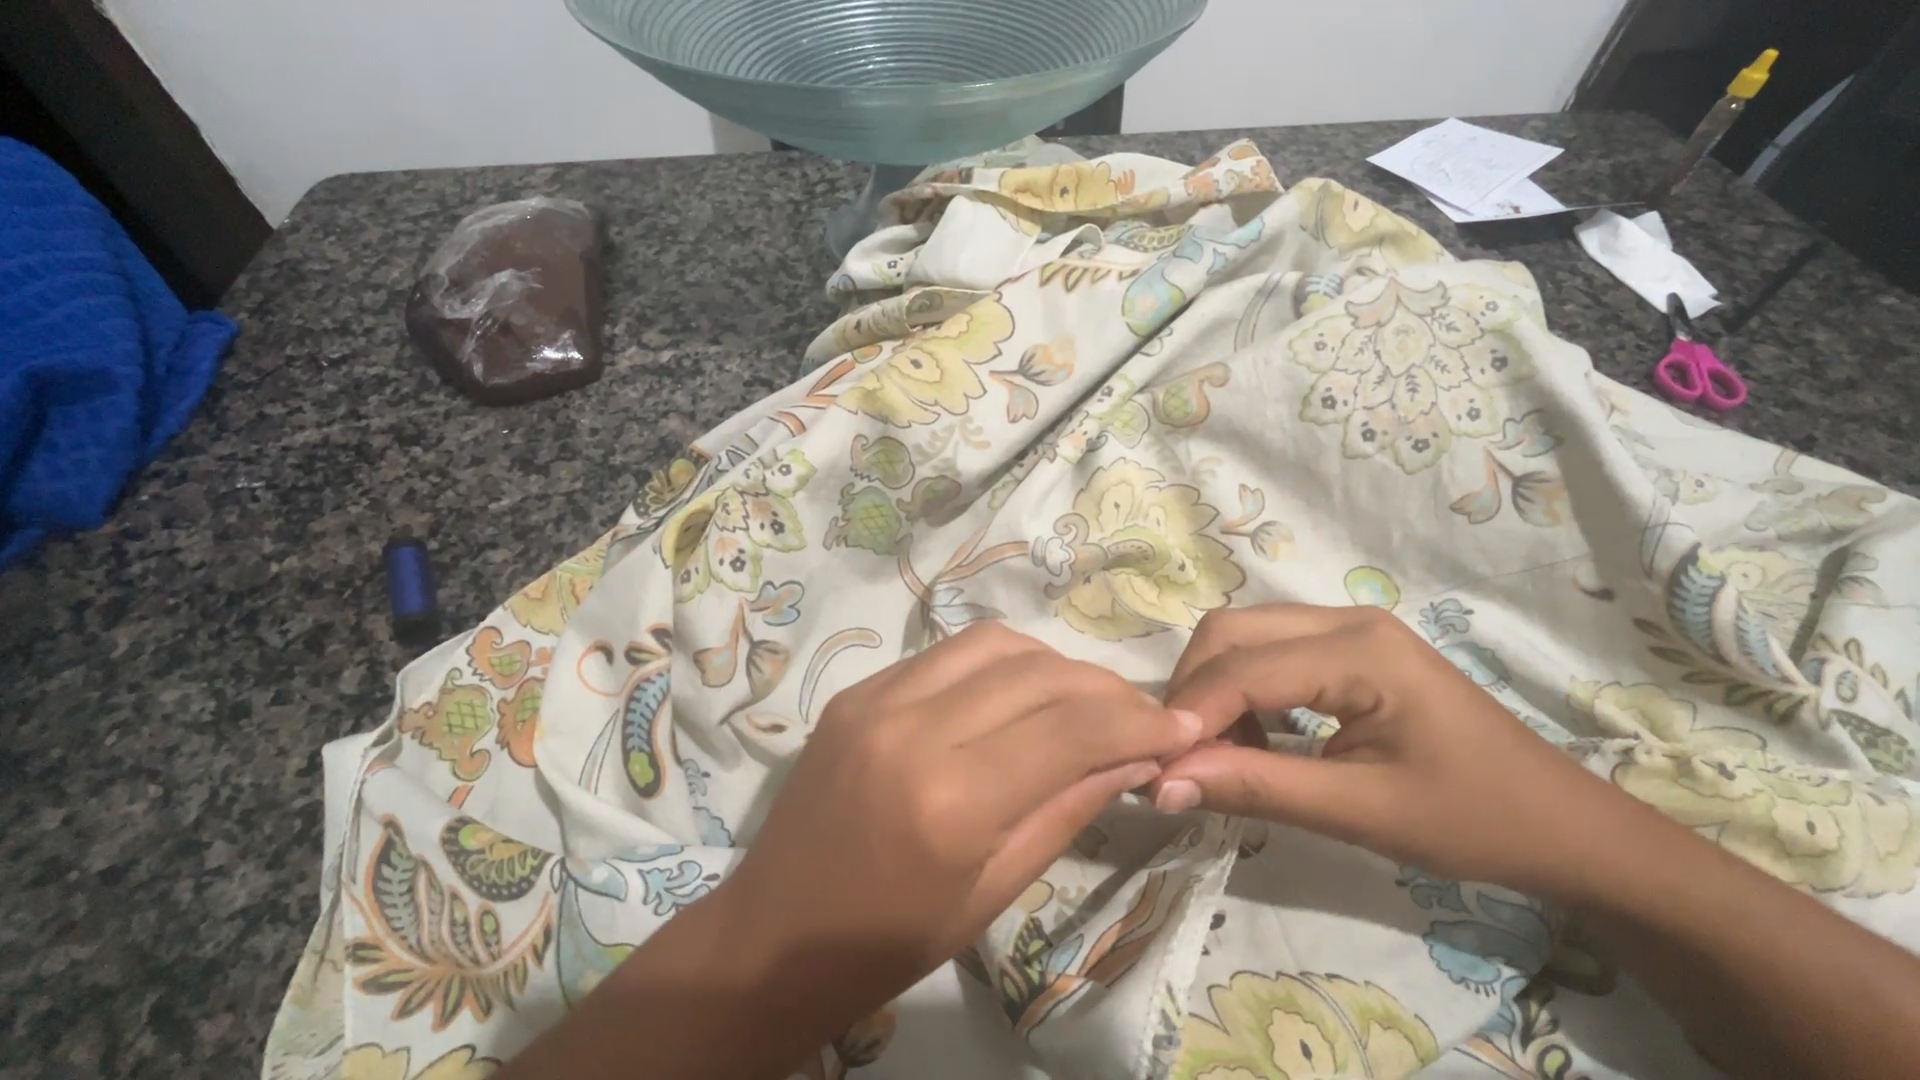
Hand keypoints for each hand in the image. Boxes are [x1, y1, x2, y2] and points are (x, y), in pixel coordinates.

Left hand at [715, 622, 1202, 1051]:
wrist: (775, 934)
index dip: (1138, 723)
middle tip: (1140, 718)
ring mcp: (876, 699)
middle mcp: (913, 728)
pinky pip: (946, 654)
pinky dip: (998, 665)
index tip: (1180, 729)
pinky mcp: (856, 690)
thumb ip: (1067, 810)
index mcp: (951, 799)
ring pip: (994, 644)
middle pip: (1039, 674)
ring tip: (1082, 703)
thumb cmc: (890, 940)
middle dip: (1105, 690)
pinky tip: (1017, 696)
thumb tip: (1135, 756)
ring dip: (1053, 666)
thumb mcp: (993, 891)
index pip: (1072, 729)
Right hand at [1146, 604, 1625, 895]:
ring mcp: (1352, 627)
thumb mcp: (1357, 812)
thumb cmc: (1471, 820)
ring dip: (1215, 688)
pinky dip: (1244, 688)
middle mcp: (1347, 619)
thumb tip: (1161, 783)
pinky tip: (1256, 737)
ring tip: (1219, 754)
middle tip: (1182, 759)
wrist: (1564, 826)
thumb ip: (1255, 787)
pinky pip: (1272, 650)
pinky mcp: (1354, 647)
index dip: (1188, 718)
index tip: (1154, 773)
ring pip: (1244, 635)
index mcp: (1357, 650)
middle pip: (1230, 631)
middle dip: (1192, 692)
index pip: (1239, 670)